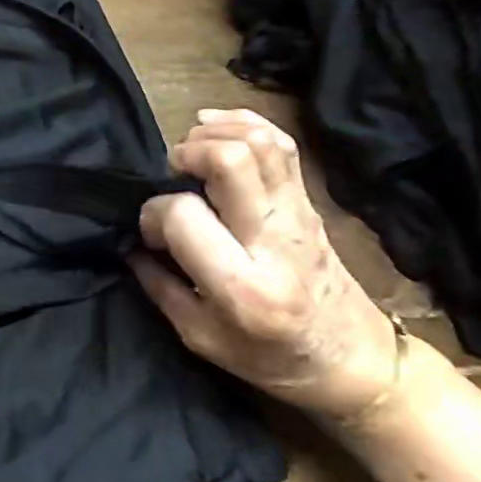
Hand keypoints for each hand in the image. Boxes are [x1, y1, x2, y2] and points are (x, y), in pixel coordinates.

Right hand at [131, 110, 398, 421]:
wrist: (350, 358)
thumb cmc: (271, 359)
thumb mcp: (201, 339)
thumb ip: (159, 286)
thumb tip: (130, 240)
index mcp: (243, 288)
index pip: (185, 216)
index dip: (153, 213)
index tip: (150, 228)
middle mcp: (273, 239)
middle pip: (231, 160)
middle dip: (188, 153)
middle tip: (174, 174)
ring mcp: (297, 212)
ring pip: (258, 141)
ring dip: (214, 132)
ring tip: (192, 152)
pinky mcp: (308, 198)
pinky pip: (281, 141)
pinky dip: (242, 121)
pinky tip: (215, 126)